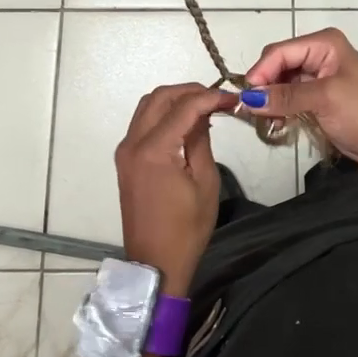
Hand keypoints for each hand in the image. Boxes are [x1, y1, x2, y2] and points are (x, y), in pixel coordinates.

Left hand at [114, 83, 235, 295]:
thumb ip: (202, 139)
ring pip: (148, 106)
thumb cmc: (186, 229)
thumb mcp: (205, 182)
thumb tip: (205, 112)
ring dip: (175, 100)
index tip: (232, 98)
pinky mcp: (125, 159)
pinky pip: (143, 122)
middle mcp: (132, 143)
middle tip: (217, 98)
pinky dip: (164, 114)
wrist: (155, 265)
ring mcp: (125, 151)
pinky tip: (186, 122)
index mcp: (153, 150)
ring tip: (204, 107)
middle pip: (160, 97)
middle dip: (190, 91)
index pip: (183, 107)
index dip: (210, 97)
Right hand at [239, 28, 357, 170]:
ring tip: (263, 119)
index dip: (260, 72)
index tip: (246, 97)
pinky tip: (275, 121)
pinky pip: (288, 95)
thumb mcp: (324, 100)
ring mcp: (317, 75)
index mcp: (323, 43)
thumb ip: (285, 97)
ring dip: (270, 98)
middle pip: (277, 64)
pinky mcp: (316, 95)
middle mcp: (318, 53)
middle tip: (252, 111)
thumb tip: (247, 98)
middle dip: (263, 85)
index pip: (280, 52)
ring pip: (280, 81)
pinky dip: (279, 107)